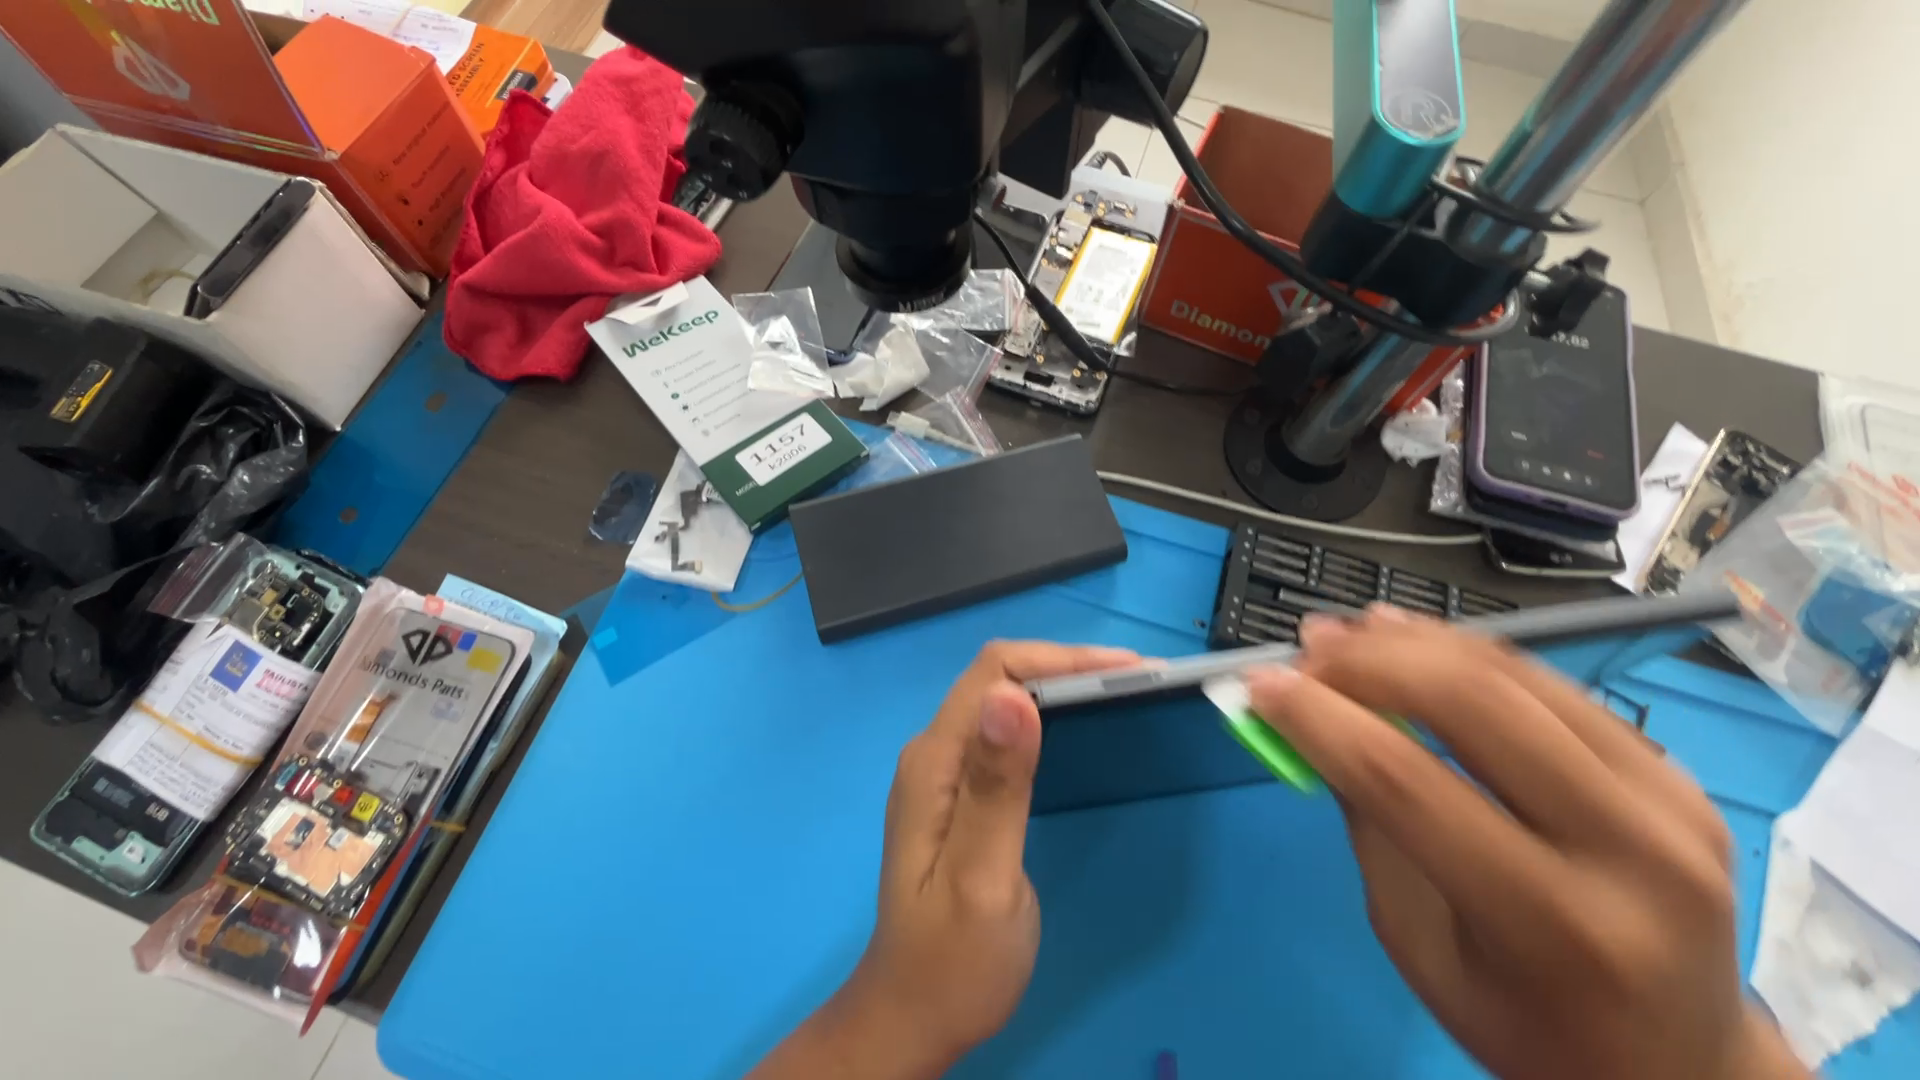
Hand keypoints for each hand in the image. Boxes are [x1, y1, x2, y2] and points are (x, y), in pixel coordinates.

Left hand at [750, 641, 1138, 1079]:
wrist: (914, 1015)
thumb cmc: (954, 960)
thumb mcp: (983, 877)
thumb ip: (997, 787)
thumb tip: (1013, 696)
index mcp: (934, 762)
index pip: (994, 672)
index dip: (1060, 659)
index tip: (1128, 671)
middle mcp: (933, 754)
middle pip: (999, 679)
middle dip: (1069, 667)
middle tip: (1141, 681)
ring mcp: (944, 775)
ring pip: (1004, 703)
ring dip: (1061, 689)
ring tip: (1124, 695)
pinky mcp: (961, 795)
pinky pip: (1005, 736)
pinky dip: (1048, 721)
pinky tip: (1082, 731)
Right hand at [1246, 608, 1805, 1079]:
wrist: (1679, 1060)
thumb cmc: (1524, 1022)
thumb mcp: (1417, 942)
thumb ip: (1370, 824)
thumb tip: (1312, 723)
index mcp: (1552, 922)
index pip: (1407, 783)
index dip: (1318, 720)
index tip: (1258, 684)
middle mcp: (1629, 850)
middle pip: (1474, 705)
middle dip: (1369, 663)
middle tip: (1306, 650)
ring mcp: (1669, 800)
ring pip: (1516, 676)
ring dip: (1414, 643)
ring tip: (1348, 632)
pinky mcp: (1677, 772)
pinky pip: (1550, 685)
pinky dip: (1467, 654)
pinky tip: (1414, 643)